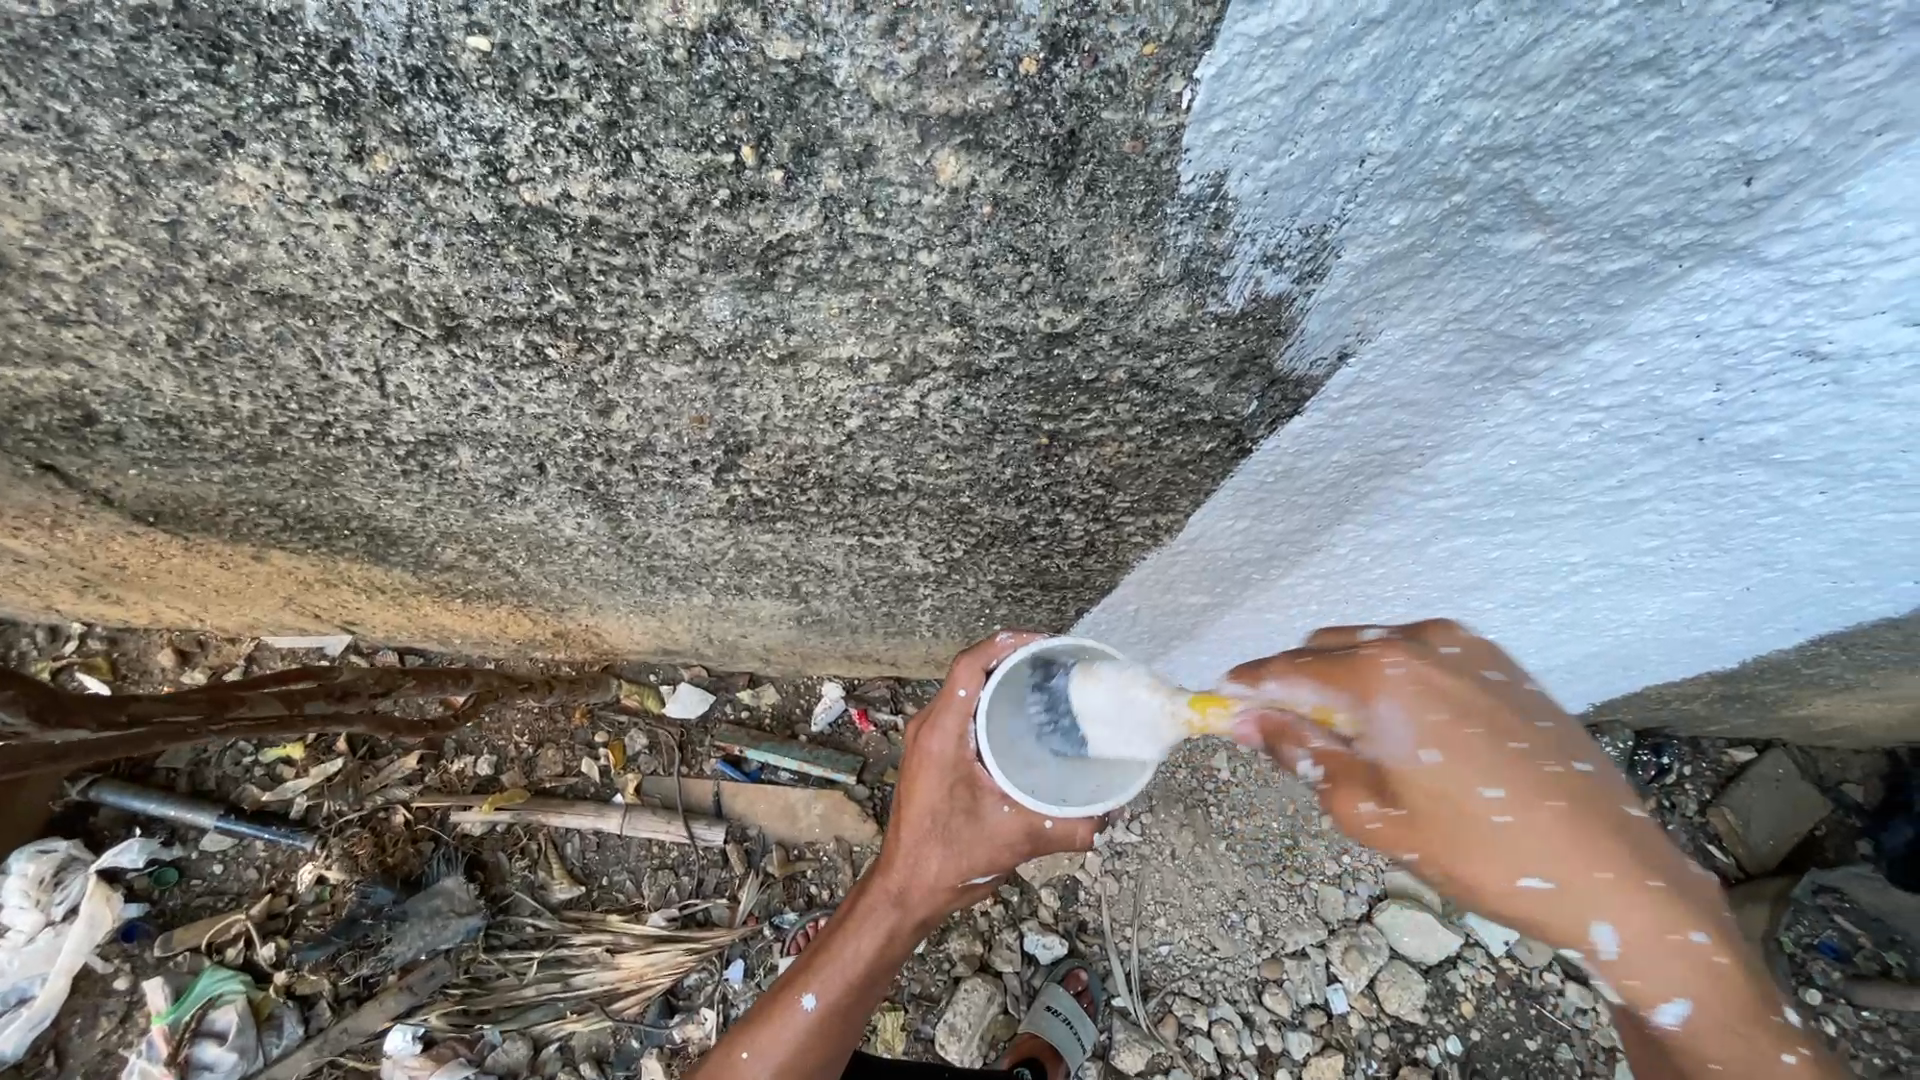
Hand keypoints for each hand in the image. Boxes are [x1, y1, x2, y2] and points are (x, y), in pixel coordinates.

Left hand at [869, 632, 1099, 924]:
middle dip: (1011, 658)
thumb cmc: (948, 859)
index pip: (970, 665)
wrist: (907, 888)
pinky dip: (988, 704)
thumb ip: (1071, 826)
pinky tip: (1019, 720)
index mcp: (942, 732)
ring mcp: (926, 739)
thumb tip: (1110, 813)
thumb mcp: (1018, 838)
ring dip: (999, 680)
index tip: (1044, 642)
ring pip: (964, 690)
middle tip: (1054, 662)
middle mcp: (929, 726)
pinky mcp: (930, 753)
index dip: (1006, 643)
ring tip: (1042, 683)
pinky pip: (960, 711)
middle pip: (970, 671)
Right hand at [1225, 620, 1842, 1076]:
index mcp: (1379, 675)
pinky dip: (1389, 676)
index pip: (1284, 669)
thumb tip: (1245, 720)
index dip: (1246, 687)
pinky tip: (1407, 726)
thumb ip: (1298, 752)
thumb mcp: (1367, 812)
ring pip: (1368, 643)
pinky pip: (1415, 651)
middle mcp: (1417, 640)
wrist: (1612, 871)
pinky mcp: (1497, 659)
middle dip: (1294, 684)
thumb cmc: (1476, 850)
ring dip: (1342, 679)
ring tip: (1356, 737)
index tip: (1220, 701)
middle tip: (1293, 736)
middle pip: (1322, 647)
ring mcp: (1463, 644)